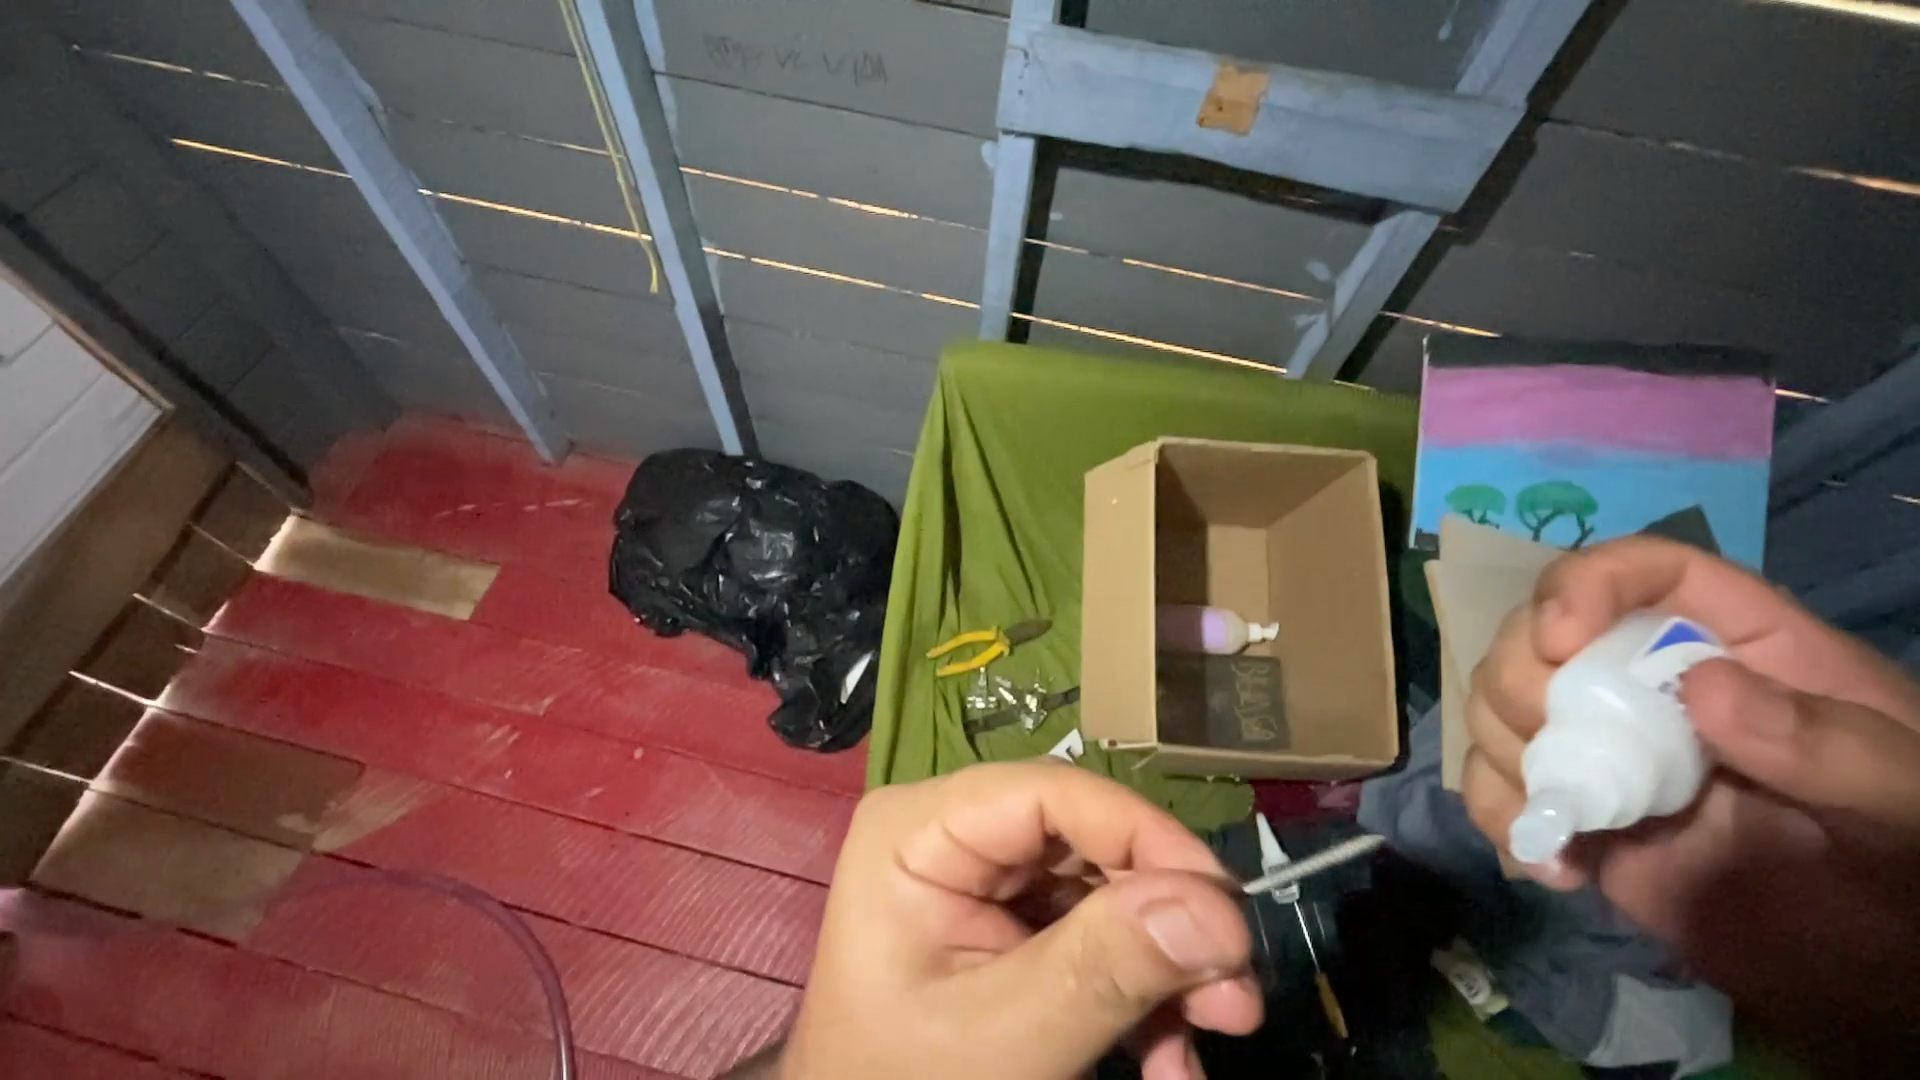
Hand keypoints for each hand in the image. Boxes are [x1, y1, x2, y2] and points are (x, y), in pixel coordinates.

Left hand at [781, 762, 1262, 1079]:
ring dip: (1166, 962)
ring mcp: (986, 876)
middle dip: (1165, 915)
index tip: (1226, 906)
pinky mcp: (1013, 919)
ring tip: (1217, 1029)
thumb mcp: (1000, 1037)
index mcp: (919, 828)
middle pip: (1087, 839)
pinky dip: (1140, 987)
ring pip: (1105, 887)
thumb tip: (1219, 911)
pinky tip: (1167, 1052)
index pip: (1049, 792)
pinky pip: (1095, 929)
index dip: (1145, 835)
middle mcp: (954, 831)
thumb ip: (1102, 970)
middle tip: (1236, 992)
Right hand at [1461, 536, 1919, 1064]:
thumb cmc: (1913, 873)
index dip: (1584, 585)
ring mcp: (1595, 742)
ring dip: (1503, 748)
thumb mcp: (1914, 804)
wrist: (1878, 980)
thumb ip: (1839, 749)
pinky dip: (1497, 814)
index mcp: (1734, 648)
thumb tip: (1703, 687)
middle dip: (1520, 682)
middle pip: (1535, 633)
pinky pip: (1489, 781)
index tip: (1558, 641)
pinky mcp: (1565, 802)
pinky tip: (1550, 864)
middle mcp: (1644, 680)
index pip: (1643, 572)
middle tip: (1554, 745)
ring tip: (1568, 818)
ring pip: (1495, 701)